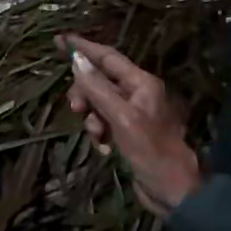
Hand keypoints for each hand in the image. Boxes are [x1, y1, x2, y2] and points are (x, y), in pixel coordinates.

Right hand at [61, 35, 203, 216]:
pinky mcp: (126, 133)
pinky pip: (103, 123)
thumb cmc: (151, 151)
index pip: (106, 56)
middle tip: (76, 109)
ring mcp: (131, 114)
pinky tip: (103, 148)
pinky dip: (98, 133)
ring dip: (91, 118)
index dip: (82, 47)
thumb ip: (97, 88)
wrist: (173, 191)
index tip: (58, 39)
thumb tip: (77, 59)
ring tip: (97, 136)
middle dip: (84, 93)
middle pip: (98, 80)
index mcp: (141, 83)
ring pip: (97, 103)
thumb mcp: (121, 118)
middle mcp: (137, 93)